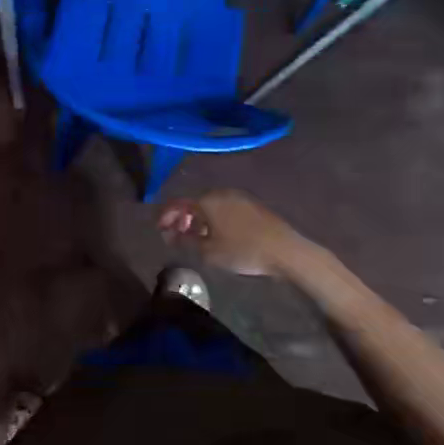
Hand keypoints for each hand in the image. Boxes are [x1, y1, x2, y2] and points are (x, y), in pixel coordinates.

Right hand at [159, 190, 305, 276]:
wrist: (284, 250)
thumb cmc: (243, 251)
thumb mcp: (209, 252)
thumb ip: (186, 241)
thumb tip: (170, 235)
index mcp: (208, 200)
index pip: (178, 203)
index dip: (166, 216)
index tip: (159, 229)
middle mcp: (222, 193)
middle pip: (195, 203)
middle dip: (183, 218)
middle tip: (176, 236)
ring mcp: (239, 197)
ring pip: (211, 206)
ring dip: (199, 220)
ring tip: (196, 238)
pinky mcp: (252, 206)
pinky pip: (225, 209)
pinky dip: (215, 219)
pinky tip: (216, 235)